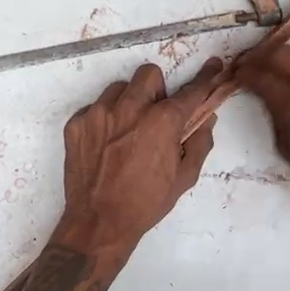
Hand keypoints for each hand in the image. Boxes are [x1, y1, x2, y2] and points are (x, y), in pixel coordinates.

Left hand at [55, 60, 223, 255]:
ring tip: (127, 133)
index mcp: (161, 121)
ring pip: (119, 89)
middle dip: (156, 90)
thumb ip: (199, 142)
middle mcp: (129, 109)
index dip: (204, 78)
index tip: (213, 66)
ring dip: (128, 103)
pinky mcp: (76, 124)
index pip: (189, 92)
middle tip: (155, 115)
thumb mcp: (184, 177)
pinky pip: (95, 109)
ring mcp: (98, 114)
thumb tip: (205, 118)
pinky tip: (106, 146)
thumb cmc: (146, 203)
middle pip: (148, 75)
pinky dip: (104, 121)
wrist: (99, 223)